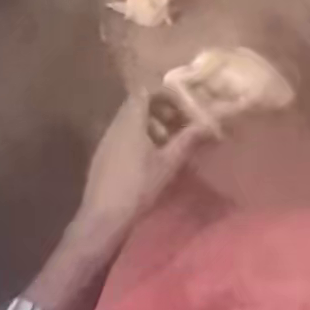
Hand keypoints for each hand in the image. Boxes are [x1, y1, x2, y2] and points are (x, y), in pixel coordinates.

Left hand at [75, 91, 208, 234]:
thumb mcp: (168, 163)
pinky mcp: (102, 155)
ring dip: (151, 125)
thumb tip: (207, 124)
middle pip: (137, 105)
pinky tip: (151, 159)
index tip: (181, 106)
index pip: (145, 91)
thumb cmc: (138, 186)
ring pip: (130, 121)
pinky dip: (139, 138)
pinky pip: (122, 135)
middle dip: (160, 111)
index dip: (164, 95)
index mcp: (130, 121)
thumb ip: (187, 140)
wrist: (103, 218)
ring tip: (168, 143)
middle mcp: (115, 125)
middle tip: (178, 124)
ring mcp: (106, 140)